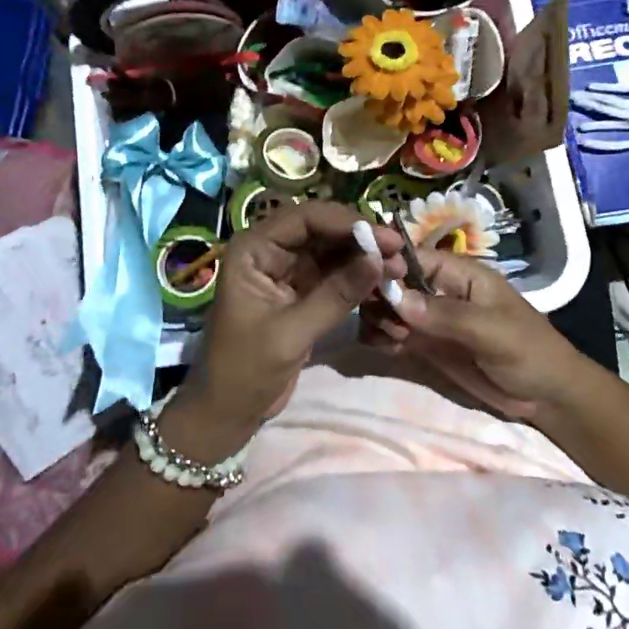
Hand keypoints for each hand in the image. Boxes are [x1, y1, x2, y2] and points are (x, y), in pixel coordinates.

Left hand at [187, 202, 405, 431]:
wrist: (228, 410)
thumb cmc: (245, 369)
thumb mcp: (291, 332)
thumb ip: (336, 295)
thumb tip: (379, 260)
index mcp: (254, 249)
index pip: (305, 219)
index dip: (348, 223)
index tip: (386, 239)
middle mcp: (271, 250)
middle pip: (324, 230)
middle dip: (362, 239)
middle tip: (400, 255)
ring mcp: (289, 270)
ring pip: (335, 250)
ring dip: (366, 258)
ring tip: (399, 271)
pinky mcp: (304, 291)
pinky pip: (337, 274)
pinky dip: (360, 277)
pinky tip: (385, 284)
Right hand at [360, 252, 592, 420]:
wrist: (545, 395)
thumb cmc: (528, 351)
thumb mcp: (492, 331)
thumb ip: (447, 315)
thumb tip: (397, 299)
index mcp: (461, 274)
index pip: (415, 257)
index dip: (388, 264)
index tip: (365, 281)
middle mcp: (440, 291)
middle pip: (395, 282)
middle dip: (378, 294)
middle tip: (376, 318)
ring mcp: (432, 320)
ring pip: (390, 309)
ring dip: (377, 318)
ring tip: (383, 336)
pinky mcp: (427, 346)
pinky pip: (394, 335)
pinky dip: (381, 338)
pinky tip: (380, 348)